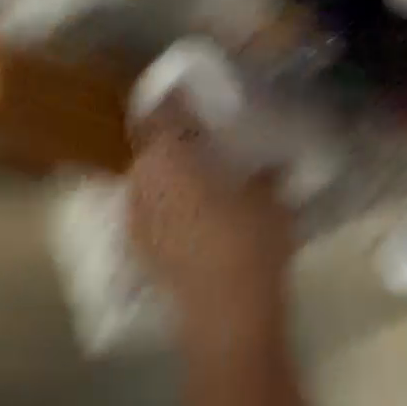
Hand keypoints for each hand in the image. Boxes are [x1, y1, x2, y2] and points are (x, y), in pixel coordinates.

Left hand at [128, 107, 294, 345]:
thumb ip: (265, 174)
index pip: (163, 112)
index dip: (178, 100)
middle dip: (179, 143)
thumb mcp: (273, 203)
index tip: (198, 94)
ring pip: (152, 181)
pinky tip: (203, 219)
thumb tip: (268, 160)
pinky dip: (175, 207)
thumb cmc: (252, 246)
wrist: (225, 311)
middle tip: (212, 143)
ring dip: (176, 177)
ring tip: (209, 183)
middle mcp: (138, 179)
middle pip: (153, 148)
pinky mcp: (139, 245)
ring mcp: (133, 215)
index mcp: (167, 158)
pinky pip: (155, 211)